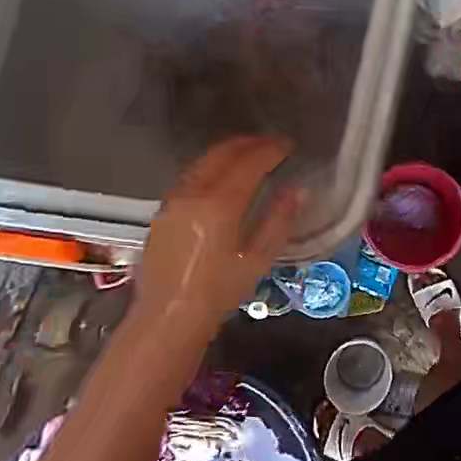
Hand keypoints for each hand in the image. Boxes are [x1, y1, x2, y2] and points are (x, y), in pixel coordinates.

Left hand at [140, 137, 301, 325]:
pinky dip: (211, 165)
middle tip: (271, 143)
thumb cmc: (218, 292)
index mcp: (221, 204)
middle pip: (223, 153)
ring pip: (204, 161)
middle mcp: (194, 193)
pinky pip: (191, 175)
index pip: (249, 163)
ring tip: (249, 152)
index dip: (271, 150)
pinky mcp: (163, 210)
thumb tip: (297, 191)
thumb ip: (279, 220)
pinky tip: (221, 174)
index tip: (287, 146)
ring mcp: (174, 200)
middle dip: (250, 144)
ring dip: (229, 151)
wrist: (168, 317)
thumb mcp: (259, 260)